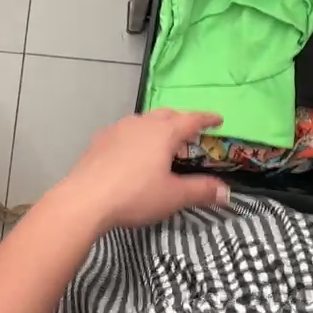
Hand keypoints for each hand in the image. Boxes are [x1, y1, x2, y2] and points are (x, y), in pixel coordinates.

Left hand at [45, 110, 230, 233]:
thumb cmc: (135, 195)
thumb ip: (201, 191)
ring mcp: (118, 128)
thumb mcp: (173, 196)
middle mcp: (142, 123)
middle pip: (167, 114)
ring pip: (144, 120)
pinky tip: (133, 151)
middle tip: (191, 132)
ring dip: (158, 126)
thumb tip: (226, 191)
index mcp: (163, 132)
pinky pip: (126, 130)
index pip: (191, 119)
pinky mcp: (101, 139)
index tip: (218, 118)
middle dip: (181, 120)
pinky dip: (137, 136)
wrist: (85, 198)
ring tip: (162, 141)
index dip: (207, 119)